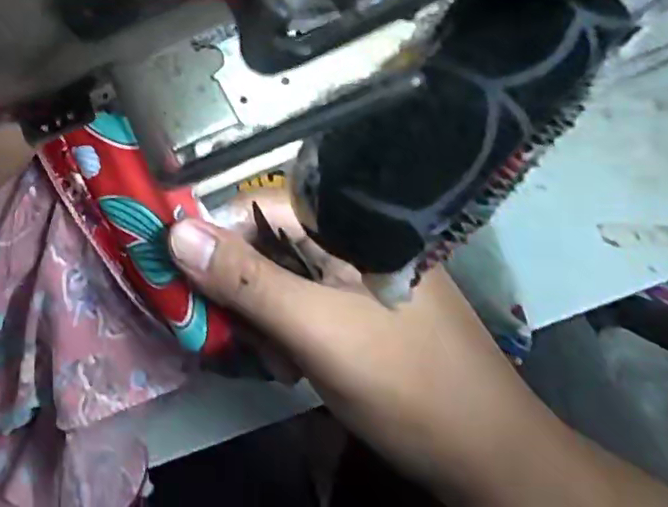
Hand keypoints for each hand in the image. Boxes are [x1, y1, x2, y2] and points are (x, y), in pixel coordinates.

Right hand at [167, 194, 560, 501]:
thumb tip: (173, 231)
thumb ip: (246, 280)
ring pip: (278, 273)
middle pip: (263, 239)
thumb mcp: (316, 330)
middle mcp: (347, 233)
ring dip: (258, 313)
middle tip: (230, 334)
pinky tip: (288, 365)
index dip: (211, 234)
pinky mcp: (357, 305)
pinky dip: (282, 328)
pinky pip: (300, 300)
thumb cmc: (406, 383)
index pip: (254, 205)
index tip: (178, 274)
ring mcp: (355, 271)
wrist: (494, 461)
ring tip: (269, 359)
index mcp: (344, 219)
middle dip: (237, 286)